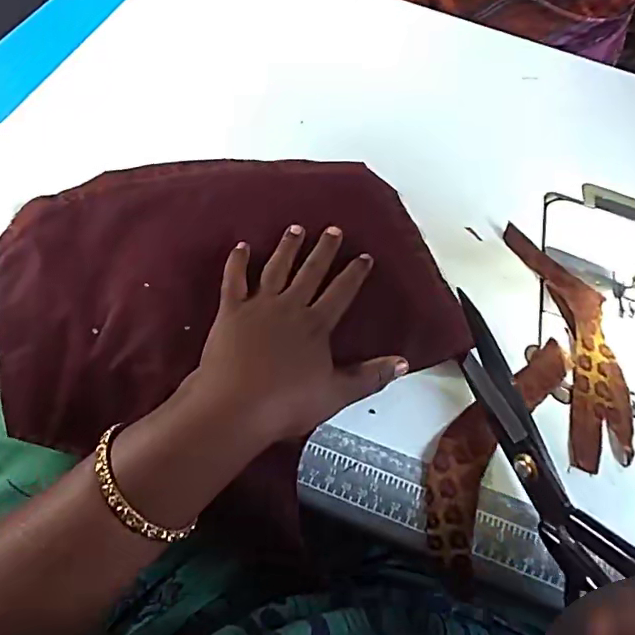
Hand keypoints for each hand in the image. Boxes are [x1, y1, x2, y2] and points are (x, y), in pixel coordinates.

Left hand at [184, 225, 407, 444]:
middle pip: (310, 272)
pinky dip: (237, 261)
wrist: (235, 405)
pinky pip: (234, 279)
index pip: (341, 292)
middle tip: (333, 229)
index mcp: (315, 325)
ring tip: (295, 228)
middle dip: (323, 249)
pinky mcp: (231, 310)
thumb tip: (403, 363)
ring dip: (287, 247)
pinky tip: (241, 245)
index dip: (354, 273)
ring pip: (276, 268)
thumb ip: (370, 376)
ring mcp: (258, 306)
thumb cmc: (285, 403)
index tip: (363, 256)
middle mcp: (289, 307)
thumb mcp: (336, 393)